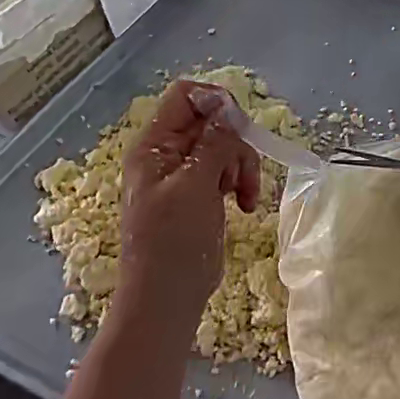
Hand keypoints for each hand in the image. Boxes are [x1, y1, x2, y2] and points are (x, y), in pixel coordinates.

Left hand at [118, 80, 260, 325]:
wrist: (165, 301)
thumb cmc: (174, 243)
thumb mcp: (195, 186)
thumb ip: (213, 143)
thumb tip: (227, 108)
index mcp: (154, 145)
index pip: (185, 96)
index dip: (215, 103)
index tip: (238, 128)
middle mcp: (166, 154)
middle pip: (210, 122)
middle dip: (234, 144)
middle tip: (241, 175)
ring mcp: (182, 175)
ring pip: (222, 146)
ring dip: (241, 166)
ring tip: (245, 197)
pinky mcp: (198, 194)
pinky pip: (223, 171)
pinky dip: (238, 182)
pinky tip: (244, 205)